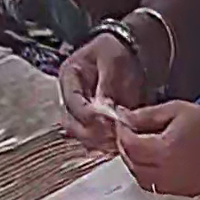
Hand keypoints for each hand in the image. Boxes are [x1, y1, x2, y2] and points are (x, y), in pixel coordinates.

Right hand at [60, 34, 147, 151]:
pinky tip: (119, 143)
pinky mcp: (93, 125)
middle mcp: (71, 98)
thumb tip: (105, 112)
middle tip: (116, 135)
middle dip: (94, 134)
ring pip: (83, 137)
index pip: (73, 104)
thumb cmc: (118, 54)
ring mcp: (80, 114)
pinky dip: (106, 145)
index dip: (90, 117)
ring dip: (100, 142)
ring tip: (119, 140)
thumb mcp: (113, 63)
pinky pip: (95, 142)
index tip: (110, 122)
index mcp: (70, 78)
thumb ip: (107, 88)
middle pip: (73, 125)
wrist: (130, 55)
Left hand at [116, 101, 199, 195]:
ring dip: (136, 164)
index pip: (129, 145)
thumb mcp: (177, 110)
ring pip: (142, 180)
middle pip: (132, 164)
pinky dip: (149, 174)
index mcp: (164, 150)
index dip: (121, 132)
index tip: (123, 120)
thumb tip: (125, 117)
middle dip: (126, 147)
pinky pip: (157, 186)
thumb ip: (147, 116)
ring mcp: (176, 186)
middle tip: (129, 132)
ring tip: (141, 147)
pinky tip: (156, 160)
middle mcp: (167, 173)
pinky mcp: (184, 192)